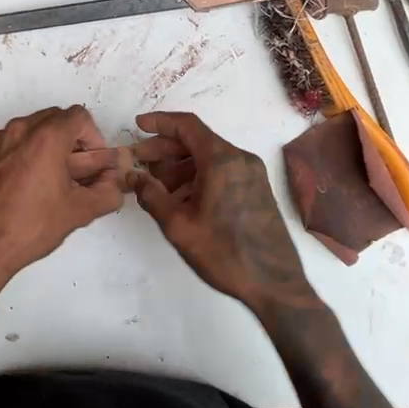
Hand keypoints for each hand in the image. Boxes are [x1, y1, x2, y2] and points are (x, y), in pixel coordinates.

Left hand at [0, 106, 125, 309]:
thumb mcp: (80, 212)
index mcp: (46, 137)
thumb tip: (113, 183)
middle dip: (69, 139)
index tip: (92, 162)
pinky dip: (17, 155)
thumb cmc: (31, 227)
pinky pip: (4, 144)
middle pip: (53, 118)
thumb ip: (107, 192)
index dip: (93, 137)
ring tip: (46, 180)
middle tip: (74, 170)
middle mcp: (17, 130)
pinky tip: (19, 186)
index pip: (79, 116)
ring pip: (27, 129)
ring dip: (43, 146)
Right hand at [127, 111, 309, 312]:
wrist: (276, 285)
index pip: (187, 125)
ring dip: (180, 166)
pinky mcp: (257, 190)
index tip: (138, 126)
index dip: (159, 122)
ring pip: (208, 157)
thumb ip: (151, 195)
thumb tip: (132, 176)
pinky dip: (198, 176)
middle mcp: (240, 159)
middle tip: (139, 162)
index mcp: (222, 159)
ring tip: (157, 187)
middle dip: (165, 148)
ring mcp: (252, 174)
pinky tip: (182, 199)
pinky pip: (222, 171)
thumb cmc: (225, 252)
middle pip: (196, 140)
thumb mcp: (178, 226)